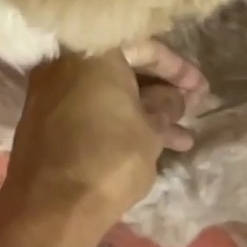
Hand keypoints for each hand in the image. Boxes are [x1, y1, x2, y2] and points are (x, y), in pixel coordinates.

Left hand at [8, 47, 204, 213]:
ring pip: (107, 88)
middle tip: (192, 107)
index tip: (201, 90)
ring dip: (145, 108)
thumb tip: (175, 97)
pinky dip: (118, 116)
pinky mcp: (45, 111)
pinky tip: (153, 144)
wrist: (51, 201)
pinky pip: (89, 103)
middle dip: (160, 88)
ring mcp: (50, 84)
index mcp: (90, 51)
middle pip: (121, 63)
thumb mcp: (150, 131)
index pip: (141, 45)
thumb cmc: (108, 156)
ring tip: (183, 136)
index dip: (176, 68)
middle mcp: (64, 58)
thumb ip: (165, 106)